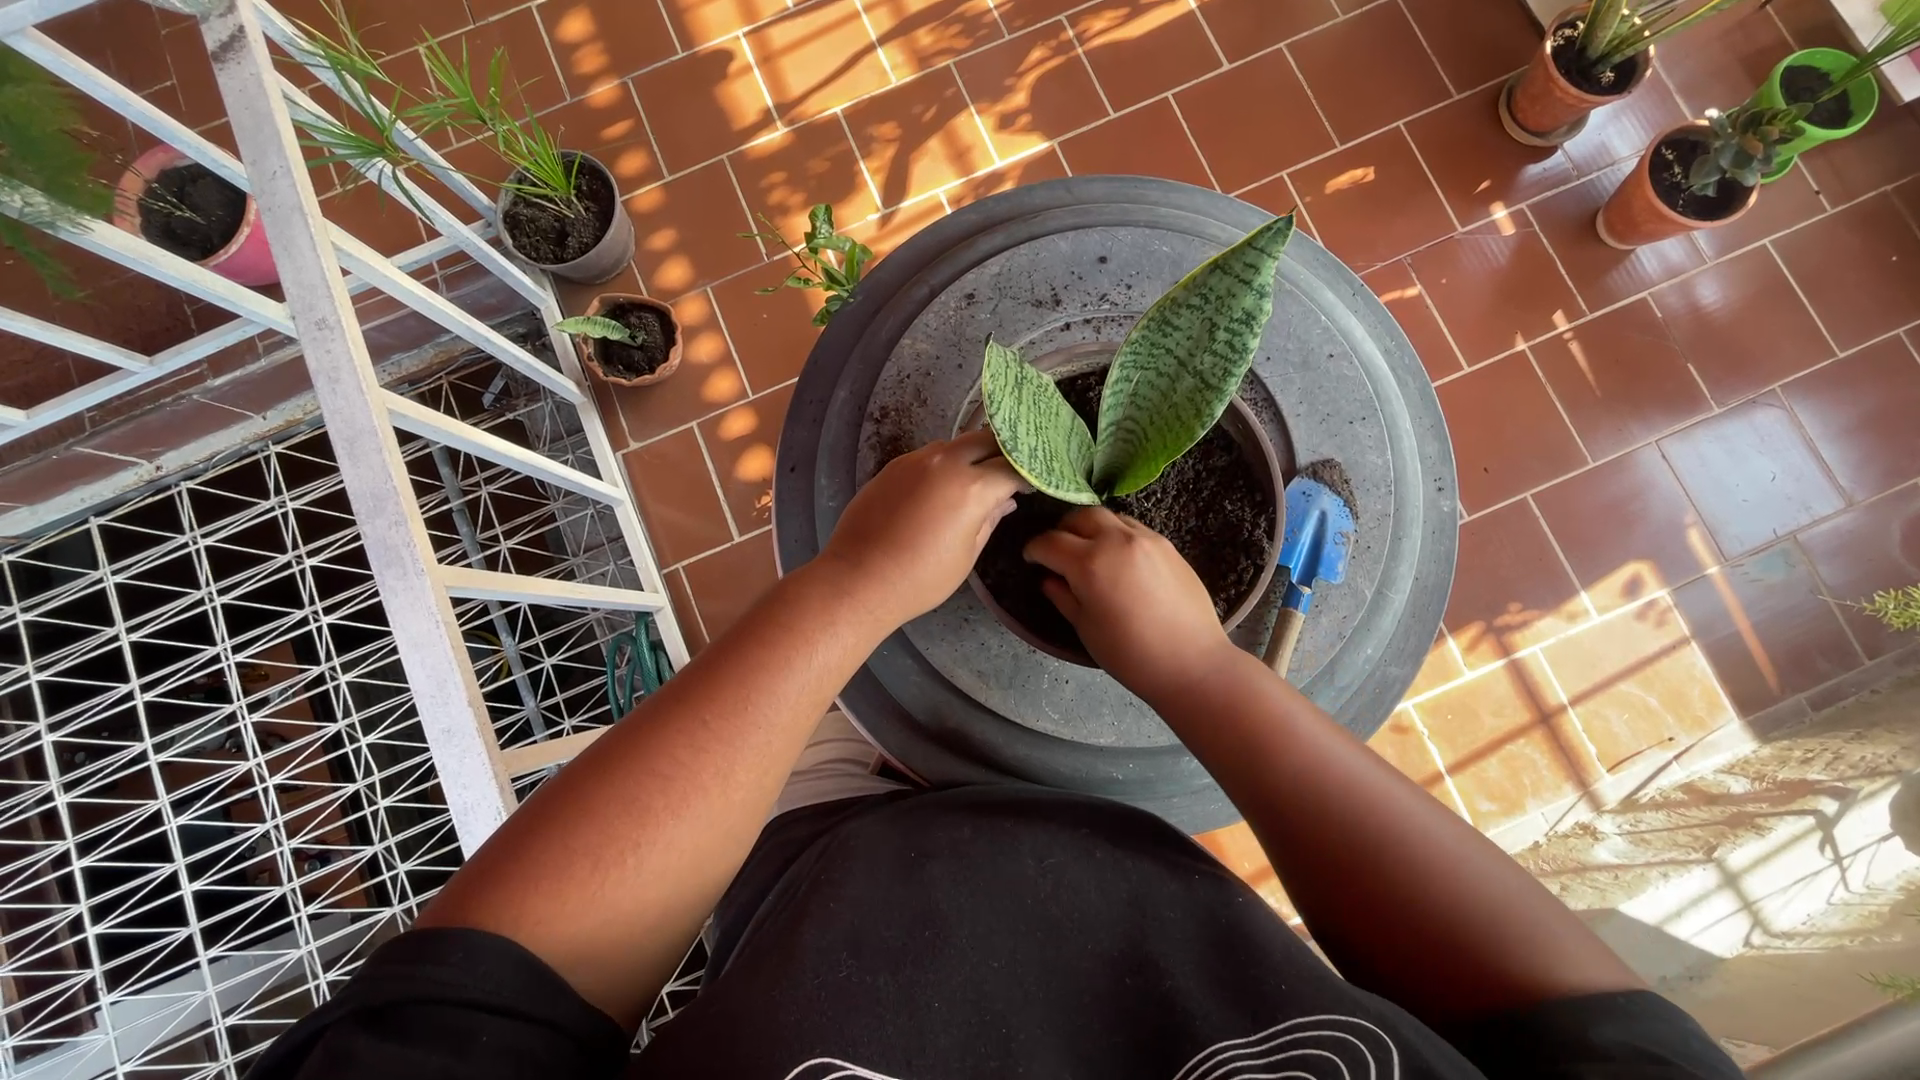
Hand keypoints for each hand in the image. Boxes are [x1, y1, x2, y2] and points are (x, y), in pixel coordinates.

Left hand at [817, 429, 1022, 626]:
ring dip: (972, 455)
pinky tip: (943, 488)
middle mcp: (944, 463)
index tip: (1035, 481)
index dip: (1029, 472)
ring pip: (955, 444)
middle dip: (1003, 450)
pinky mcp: (893, 466)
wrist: (858, 579)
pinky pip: (928, 456)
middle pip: (985, 439)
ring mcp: (915, 460)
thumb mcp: (966, 555)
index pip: (1012, 466)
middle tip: (1012, 469)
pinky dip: (944, 465)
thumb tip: (1006, 501)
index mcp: (971, 488)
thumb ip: (990, 520)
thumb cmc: (919, 579)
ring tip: (978, 479)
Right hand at [1024, 507, 1238, 701]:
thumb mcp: (1086, 628)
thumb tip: (1049, 579)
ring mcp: (1146, 538)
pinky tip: (1117, 558)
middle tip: (1057, 551)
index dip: (1034, 549)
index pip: (1050, 542)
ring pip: (1108, 516)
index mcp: (1089, 563)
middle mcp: (1116, 540)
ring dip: (1090, 527)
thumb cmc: (1130, 654)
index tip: (1030, 559)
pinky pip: (1133, 527)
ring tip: (1087, 550)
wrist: (1192, 663)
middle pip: (1079, 516)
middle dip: (1061, 530)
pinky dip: (1116, 534)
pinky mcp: (1167, 545)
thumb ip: (1063, 596)